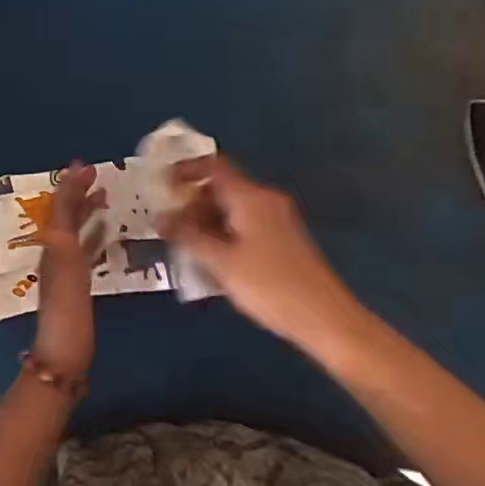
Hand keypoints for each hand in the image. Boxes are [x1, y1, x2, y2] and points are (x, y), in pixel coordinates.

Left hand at [30, 161, 103, 380]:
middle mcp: (55, 250)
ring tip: (104, 196)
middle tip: (97, 175)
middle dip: (78, 193)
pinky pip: (85, 248)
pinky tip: (106, 231)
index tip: (84, 165)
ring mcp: (66, 267)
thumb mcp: (66, 260)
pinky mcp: (78, 282)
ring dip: (87, 211)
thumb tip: (68, 188)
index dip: (70, 185)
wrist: (64, 350)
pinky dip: (94, 234)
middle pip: (66, 214)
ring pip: (76, 229)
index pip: (60, 205)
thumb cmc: (66, 307)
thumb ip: (66, 224)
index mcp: (52, 243)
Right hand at [161, 155, 361, 342]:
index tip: (159, 185)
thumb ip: (188, 235)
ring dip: (204, 220)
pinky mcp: (281, 238)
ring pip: (231, 207)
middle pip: (220, 187)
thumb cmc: (269, 286)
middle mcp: (264, 200)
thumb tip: (160, 217)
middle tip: (166, 223)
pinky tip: (209, 257)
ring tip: (181, 243)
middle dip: (190, 202)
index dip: (184, 170)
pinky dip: (221, 231)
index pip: (212, 166)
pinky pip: (243, 223)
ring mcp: (276, 219)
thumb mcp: (220, 262)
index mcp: (250, 197)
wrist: (325, 319)